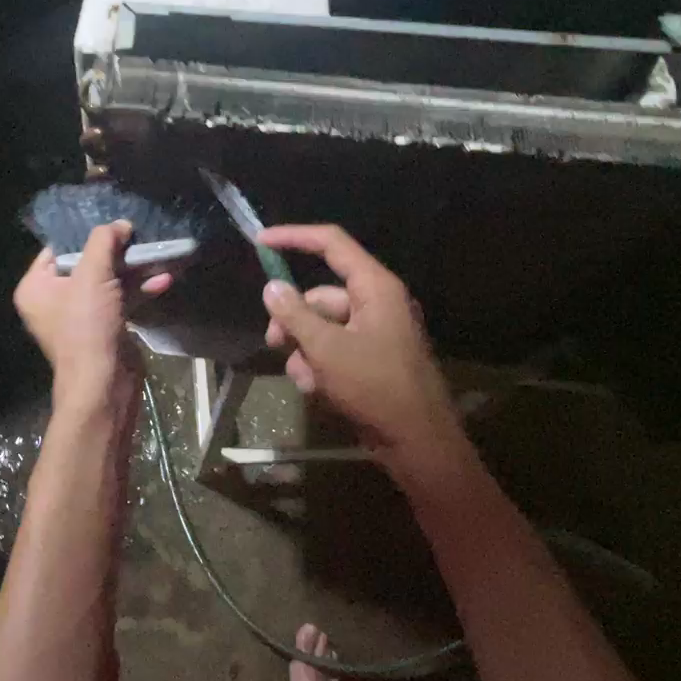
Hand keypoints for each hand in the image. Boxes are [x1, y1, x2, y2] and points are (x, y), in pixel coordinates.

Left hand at [15, 221, 172, 417]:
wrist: (104, 384)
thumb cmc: (86, 325)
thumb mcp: (92, 275)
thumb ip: (104, 242)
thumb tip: (119, 224)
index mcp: (36, 286)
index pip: (58, 248)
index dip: (84, 233)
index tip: (111, 219)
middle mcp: (54, 299)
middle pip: (87, 262)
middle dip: (117, 250)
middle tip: (139, 233)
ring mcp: (81, 314)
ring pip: (109, 281)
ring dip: (134, 268)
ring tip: (160, 253)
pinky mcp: (105, 326)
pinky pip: (122, 298)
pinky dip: (140, 288)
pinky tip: (164, 277)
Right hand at [258, 225, 461, 468]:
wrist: (419, 443)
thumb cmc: (376, 387)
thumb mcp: (327, 349)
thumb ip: (295, 315)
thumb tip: (272, 287)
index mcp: (375, 288)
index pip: (332, 244)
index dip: (295, 237)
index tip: (261, 241)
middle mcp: (377, 303)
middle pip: (320, 295)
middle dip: (293, 318)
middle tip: (273, 342)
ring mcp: (376, 332)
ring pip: (323, 327)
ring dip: (305, 350)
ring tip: (303, 379)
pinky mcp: (371, 359)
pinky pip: (335, 349)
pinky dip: (319, 365)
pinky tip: (315, 390)